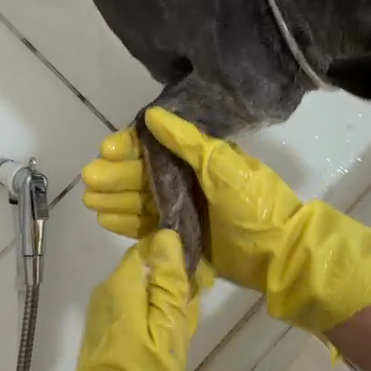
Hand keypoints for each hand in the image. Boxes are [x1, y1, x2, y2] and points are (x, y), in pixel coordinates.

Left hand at [6, 230, 196, 370]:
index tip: (199, 275)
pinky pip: (133, 315)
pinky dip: (153, 323)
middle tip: (195, 309)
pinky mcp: (104, 338)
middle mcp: (105, 294)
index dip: (175, 254)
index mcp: (120, 286)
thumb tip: (167, 234)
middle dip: (173, 283)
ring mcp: (102, 317)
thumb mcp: (168, 329)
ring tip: (184, 332)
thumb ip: (169, 281)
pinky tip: (167, 347)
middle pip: (144, 270)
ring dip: (166, 305)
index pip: (149, 247)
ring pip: (141, 294)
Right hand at [80, 108, 370, 332]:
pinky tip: (105, 220)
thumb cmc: (255, 207)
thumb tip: (152, 115)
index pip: (157, 148)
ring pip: (142, 201)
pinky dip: (127, 223)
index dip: (130, 148)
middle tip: (89, 180)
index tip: (106, 151)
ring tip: (90, 201)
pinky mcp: (182, 239)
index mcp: (201, 160)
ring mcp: (186, 212)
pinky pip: (148, 227)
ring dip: (116, 199)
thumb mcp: (223, 167)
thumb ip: (187, 143)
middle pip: (144, 176)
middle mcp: (190, 182)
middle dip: (116, 176)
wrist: (281, 255)